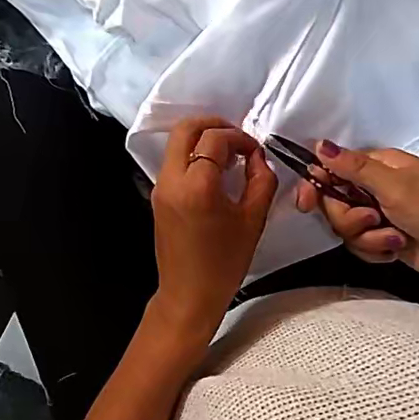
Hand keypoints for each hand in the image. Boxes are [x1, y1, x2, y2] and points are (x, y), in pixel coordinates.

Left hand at [148, 117, 276, 334]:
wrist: (189, 294)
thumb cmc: (224, 262)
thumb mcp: (253, 220)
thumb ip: (261, 181)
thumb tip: (258, 158)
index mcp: (197, 186)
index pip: (215, 139)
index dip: (239, 138)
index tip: (255, 152)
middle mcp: (172, 181)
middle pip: (185, 129)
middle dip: (213, 125)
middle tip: (237, 139)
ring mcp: (160, 188)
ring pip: (176, 144)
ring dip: (201, 140)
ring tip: (228, 156)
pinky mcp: (157, 198)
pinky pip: (173, 163)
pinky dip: (192, 157)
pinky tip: (214, 173)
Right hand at [292, 142, 418, 287]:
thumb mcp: (394, 185)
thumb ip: (353, 168)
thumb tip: (320, 145)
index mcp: (379, 166)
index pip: (332, 170)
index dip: (316, 185)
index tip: (306, 201)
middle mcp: (375, 189)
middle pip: (333, 203)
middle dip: (349, 218)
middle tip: (373, 218)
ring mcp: (379, 216)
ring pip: (345, 228)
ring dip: (367, 237)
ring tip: (395, 237)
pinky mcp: (383, 240)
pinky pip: (359, 247)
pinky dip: (376, 249)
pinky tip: (397, 248)